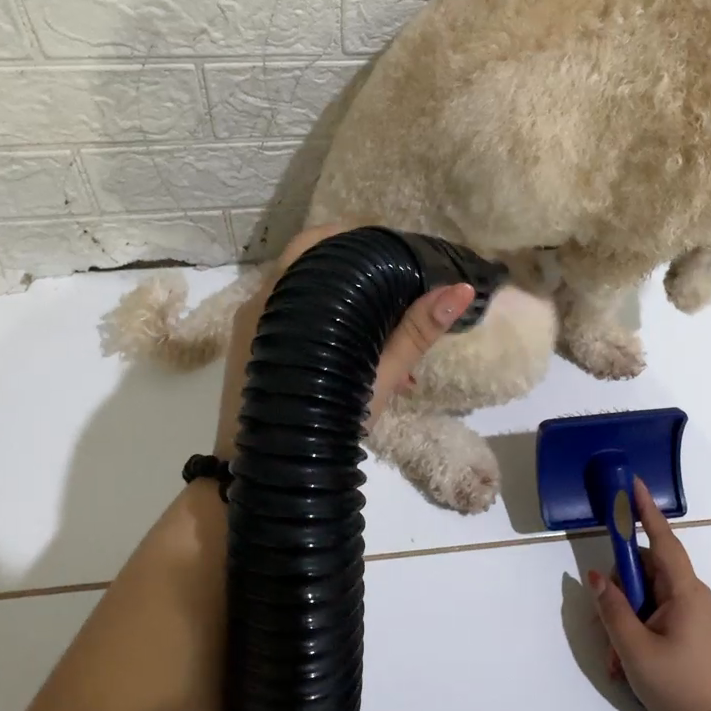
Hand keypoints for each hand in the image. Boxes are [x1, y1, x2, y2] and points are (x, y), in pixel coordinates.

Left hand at [214, 225, 474, 457]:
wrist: (267, 475)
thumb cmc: (322, 421)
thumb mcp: (378, 377)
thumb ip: (416, 331)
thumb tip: (461, 291)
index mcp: (286, 297)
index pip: (318, 240)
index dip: (355, 235)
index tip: (392, 246)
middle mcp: (261, 301)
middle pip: (310, 263)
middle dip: (353, 268)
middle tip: (395, 278)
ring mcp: (251, 325)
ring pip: (301, 291)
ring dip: (338, 295)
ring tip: (381, 312)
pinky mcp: (250, 347)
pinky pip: (289, 314)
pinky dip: (320, 316)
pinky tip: (351, 339)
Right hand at [588, 477, 710, 710]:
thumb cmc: (679, 685)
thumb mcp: (634, 648)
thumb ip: (612, 608)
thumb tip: (595, 576)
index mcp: (684, 590)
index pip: (662, 539)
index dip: (645, 510)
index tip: (633, 482)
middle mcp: (691, 594)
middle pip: (646, 569)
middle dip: (620, 591)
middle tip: (604, 624)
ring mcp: (692, 612)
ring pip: (647, 594)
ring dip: (625, 616)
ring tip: (617, 656)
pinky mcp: (690, 629)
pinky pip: (656, 612)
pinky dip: (638, 627)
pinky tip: (626, 660)